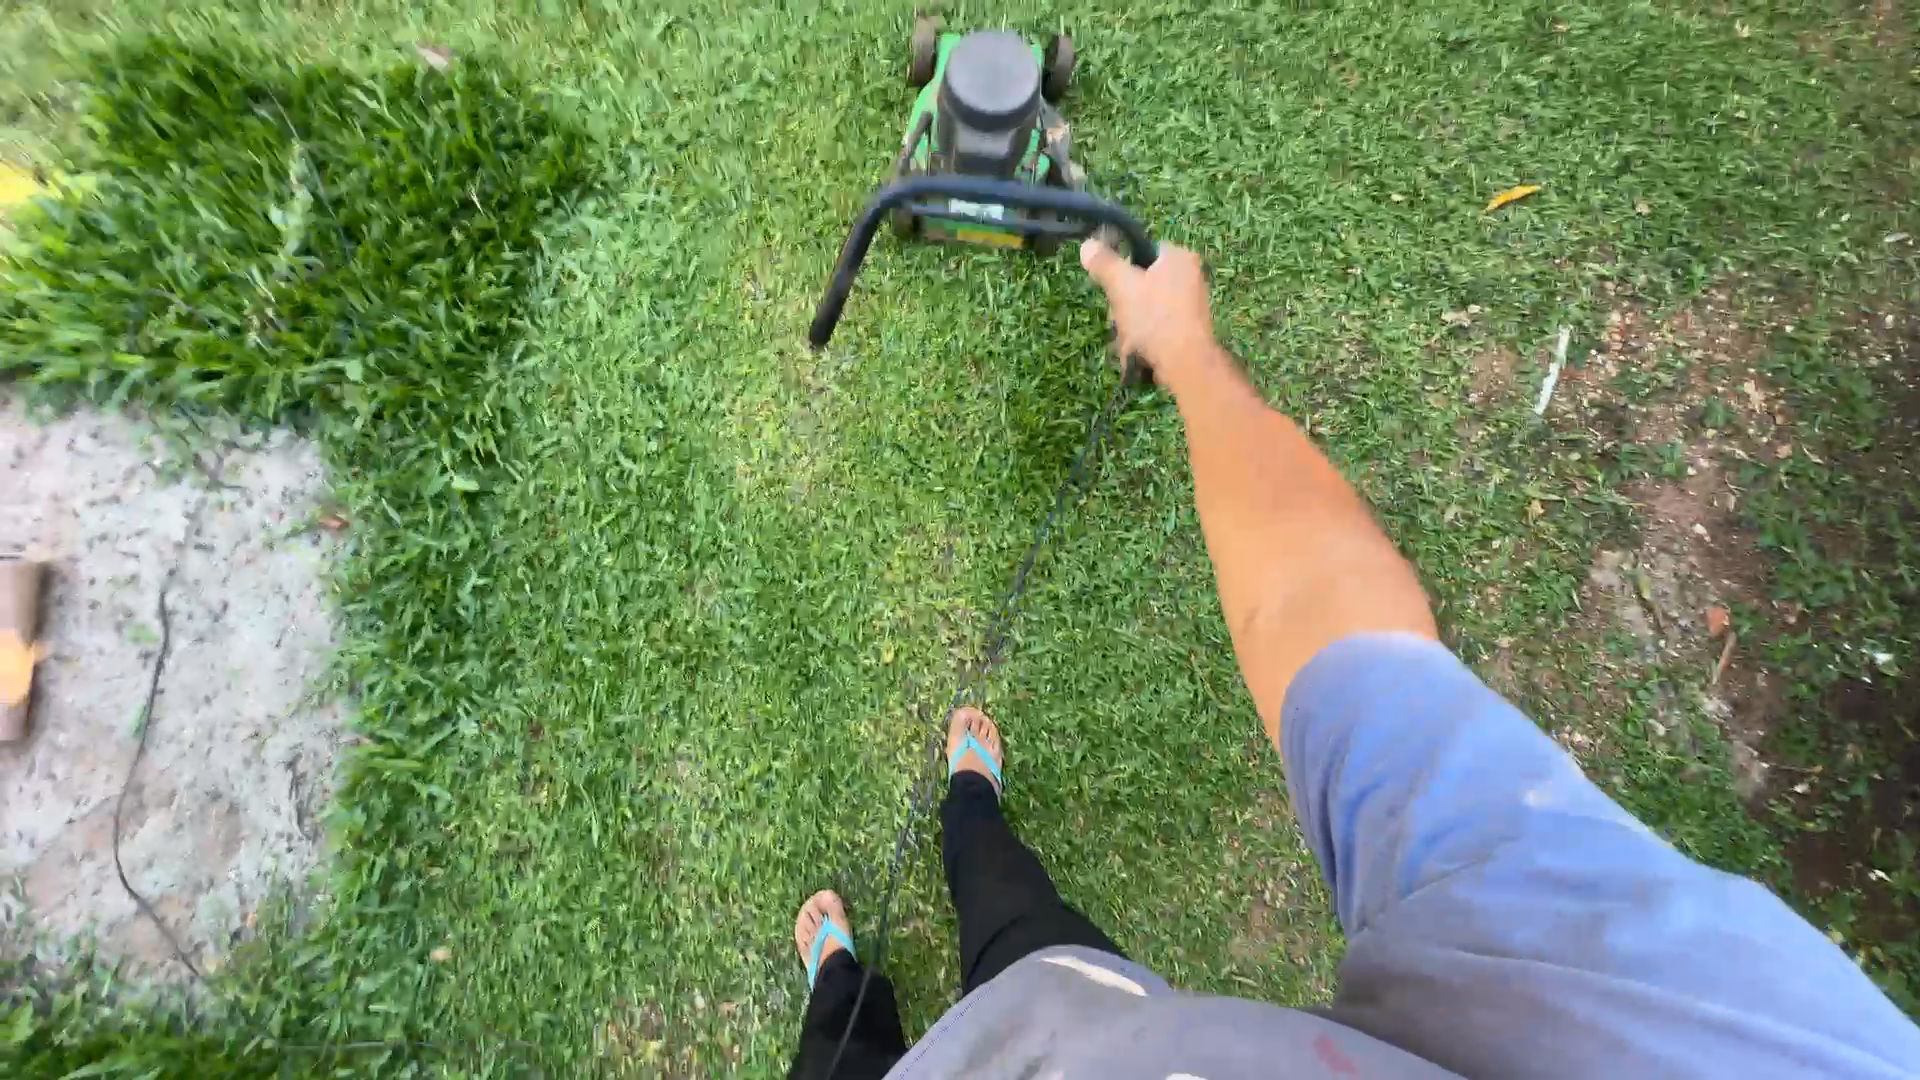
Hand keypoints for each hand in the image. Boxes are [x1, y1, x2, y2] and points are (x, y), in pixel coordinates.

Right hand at [1079, 237, 1222, 391]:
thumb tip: (1087, 245)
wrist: (1184, 362)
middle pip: (1142, 284)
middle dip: (1124, 305)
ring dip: (1130, 326)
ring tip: (1128, 341)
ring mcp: (1191, 305)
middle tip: (1119, 319)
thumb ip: (1104, 263)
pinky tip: (1138, 351)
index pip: (1143, 251)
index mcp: (1179, 257)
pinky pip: (1157, 328)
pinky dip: (1144, 339)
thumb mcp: (1121, 286)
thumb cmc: (1154, 318)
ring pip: (1146, 309)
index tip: (1113, 289)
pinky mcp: (1188, 331)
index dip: (1123, 269)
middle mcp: (1190, 277)